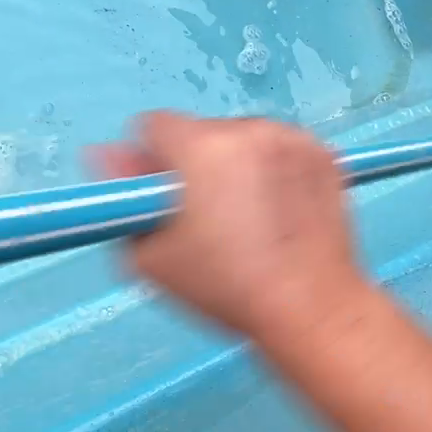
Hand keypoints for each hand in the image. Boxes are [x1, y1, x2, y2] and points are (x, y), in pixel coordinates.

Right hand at [90, 111, 375, 340]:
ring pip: (246, 139)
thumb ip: (121, 199)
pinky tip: (282, 212)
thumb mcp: (150, 257)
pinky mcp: (326, 154)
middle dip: (197, 164)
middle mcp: (251, 128)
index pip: (154, 126)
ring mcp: (295, 139)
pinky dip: (276, 171)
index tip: (164, 197)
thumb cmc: (225, 287)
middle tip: (210, 216)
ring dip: (238, 165)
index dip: (151, 162)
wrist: (312, 305)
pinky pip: (283, 150)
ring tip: (251, 218)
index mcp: (203, 146)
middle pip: (203, 132)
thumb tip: (105, 154)